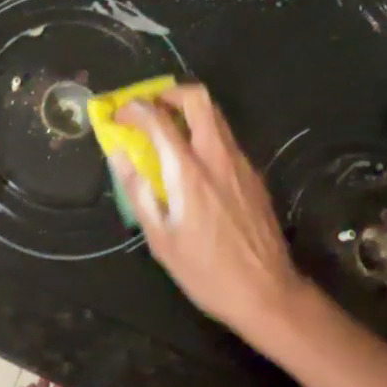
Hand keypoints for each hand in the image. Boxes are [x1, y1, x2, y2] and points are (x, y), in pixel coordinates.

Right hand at [111, 85, 306, 334]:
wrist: (268, 293)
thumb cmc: (207, 272)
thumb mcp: (161, 240)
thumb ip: (138, 191)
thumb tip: (118, 155)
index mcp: (189, 171)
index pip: (159, 119)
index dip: (134, 108)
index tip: (119, 114)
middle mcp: (217, 156)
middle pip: (197, 98)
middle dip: (169, 93)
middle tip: (150, 110)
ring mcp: (240, 162)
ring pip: (215, 115)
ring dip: (188, 111)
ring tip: (168, 132)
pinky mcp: (253, 174)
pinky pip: (226, 138)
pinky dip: (205, 134)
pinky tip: (195, 164)